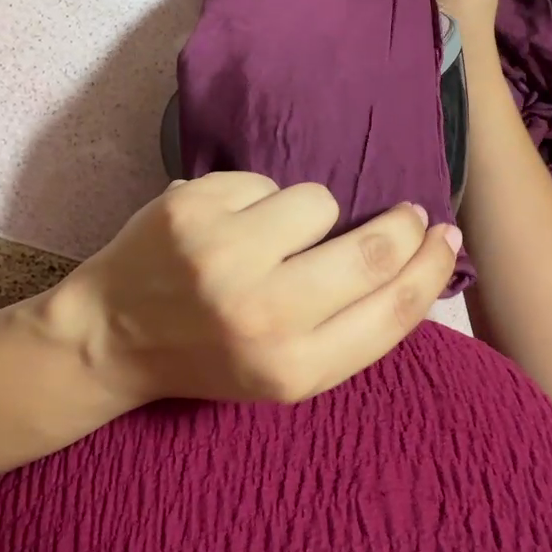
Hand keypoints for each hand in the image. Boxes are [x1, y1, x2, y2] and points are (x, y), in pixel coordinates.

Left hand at [44, 173, 461, 406]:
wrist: (106, 335)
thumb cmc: (203, 354)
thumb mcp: (280, 371)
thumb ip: (345, 325)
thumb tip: (415, 255)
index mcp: (293, 369)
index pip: (393, 310)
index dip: (431, 269)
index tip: (445, 239)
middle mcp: (263, 312)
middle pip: (372, 250)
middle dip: (402, 224)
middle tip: (406, 213)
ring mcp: (223, 253)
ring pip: (317, 200)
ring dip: (308, 212)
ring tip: (270, 235)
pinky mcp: (191, 207)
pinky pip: (262, 181)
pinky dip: (255, 198)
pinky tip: (225, 223)